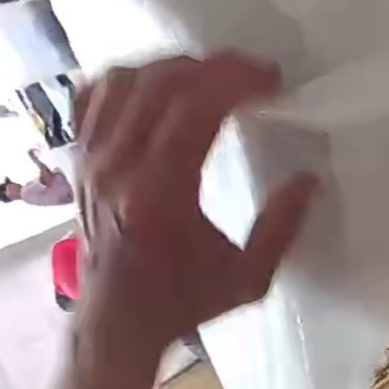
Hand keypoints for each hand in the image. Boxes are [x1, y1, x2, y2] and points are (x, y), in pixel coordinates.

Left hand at [72, 53, 316, 354]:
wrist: (116, 322)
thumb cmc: (183, 301)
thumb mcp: (248, 279)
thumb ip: (281, 229)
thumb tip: (309, 179)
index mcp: (159, 194)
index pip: (195, 107)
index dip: (238, 80)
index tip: (273, 80)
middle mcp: (117, 166)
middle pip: (162, 82)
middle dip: (216, 66)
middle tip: (252, 75)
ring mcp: (90, 159)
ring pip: (127, 79)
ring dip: (175, 67)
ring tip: (210, 79)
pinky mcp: (78, 159)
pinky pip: (94, 95)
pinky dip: (128, 79)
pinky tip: (156, 87)